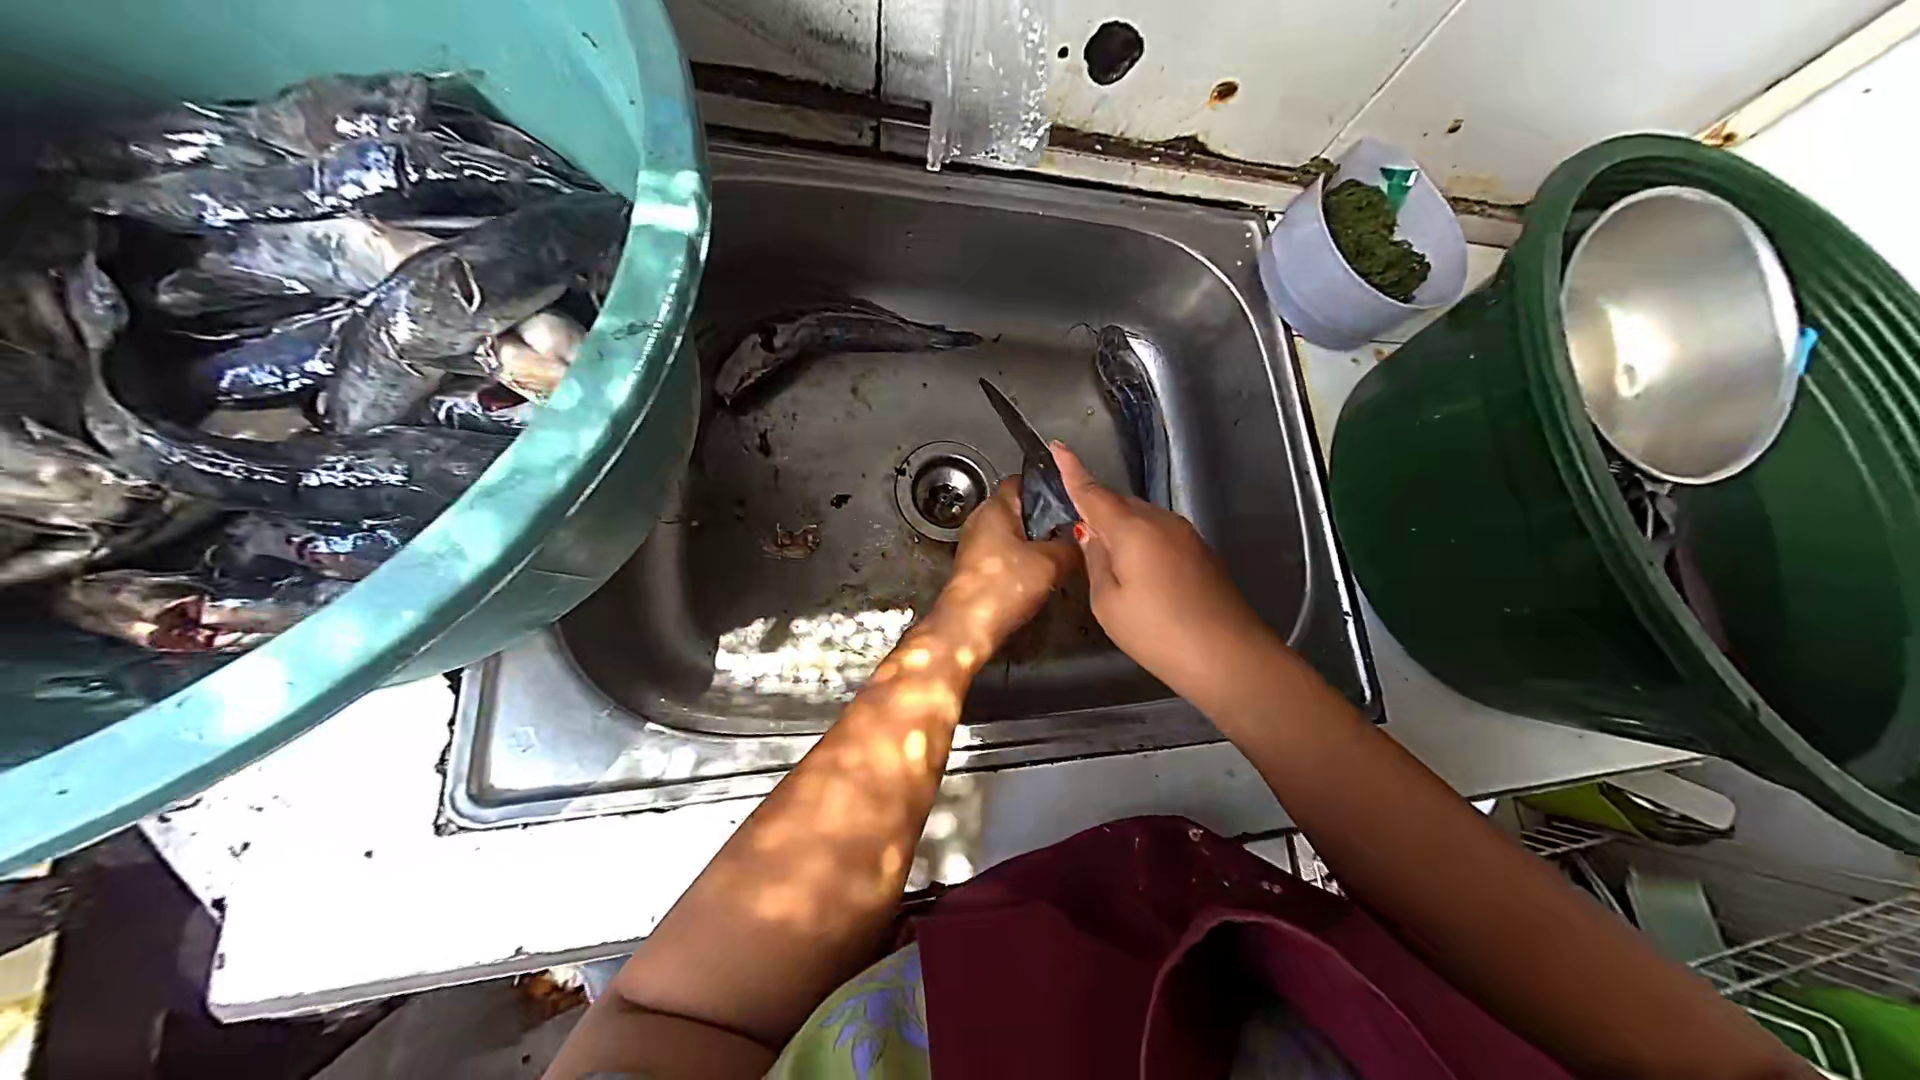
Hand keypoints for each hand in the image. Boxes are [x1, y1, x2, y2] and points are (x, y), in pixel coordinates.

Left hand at [933, 475, 1079, 658]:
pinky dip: (1021, 562)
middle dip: (1044, 520)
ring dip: (1034, 544)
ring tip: (1058, 556)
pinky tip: (1038, 577)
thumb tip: (1082, 541)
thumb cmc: (999, 588)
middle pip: (1019, 510)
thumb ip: (1071, 546)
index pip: (1022, 481)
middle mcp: (981, 521)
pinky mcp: (977, 569)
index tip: (1067, 496)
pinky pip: (1005, 557)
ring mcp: (976, 546)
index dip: (1047, 487)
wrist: (968, 628)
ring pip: (1013, 535)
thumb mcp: (1051, 562)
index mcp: (995, 507)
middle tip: (1069, 530)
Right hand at [1052, 442, 1282, 715]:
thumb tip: (1093, 536)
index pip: (1093, 491)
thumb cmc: (1157, 632)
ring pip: (1141, 519)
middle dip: (1096, 510)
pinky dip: (1142, 544)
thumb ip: (1095, 562)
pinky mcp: (1201, 552)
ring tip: (1108, 563)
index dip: (1071, 470)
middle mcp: (1160, 521)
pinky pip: (1160, 535)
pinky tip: (1139, 574)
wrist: (1228, 656)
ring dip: (1120, 530)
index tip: (1057, 447)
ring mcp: (1185, 534)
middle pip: (1118, 504)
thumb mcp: (1107, 603)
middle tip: (1077, 534)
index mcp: (1131, 528)